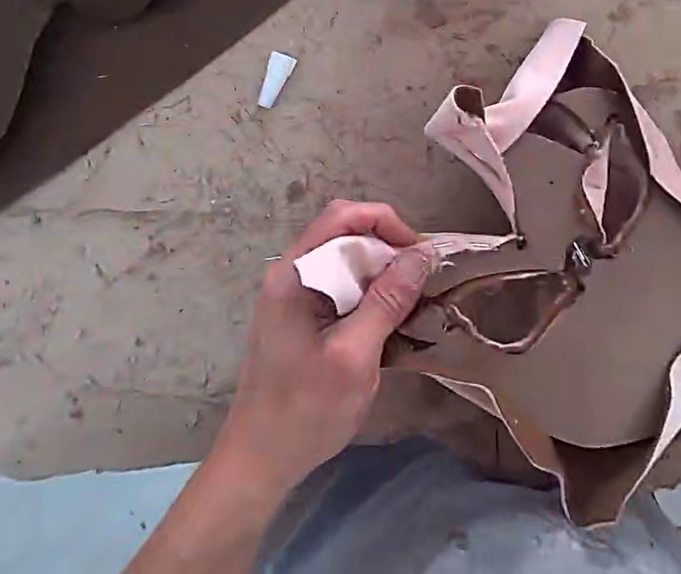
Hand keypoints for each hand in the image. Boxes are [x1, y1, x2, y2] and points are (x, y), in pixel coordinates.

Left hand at [128, 201, 432, 573]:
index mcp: (294, 276)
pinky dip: (374, 287)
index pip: (344, 216)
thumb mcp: (354, 356)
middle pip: (348, 230)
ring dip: (384, 268)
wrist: (257, 464)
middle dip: (389, 245)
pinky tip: (390, 315)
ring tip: (410, 297)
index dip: (387, 223)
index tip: (417, 255)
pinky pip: (346, 280)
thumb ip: (387, 300)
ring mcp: (297, 294)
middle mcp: (292, 274)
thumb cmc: (303, 412)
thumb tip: (423, 254)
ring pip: (349, 255)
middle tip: (418, 278)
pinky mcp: (306, 313)